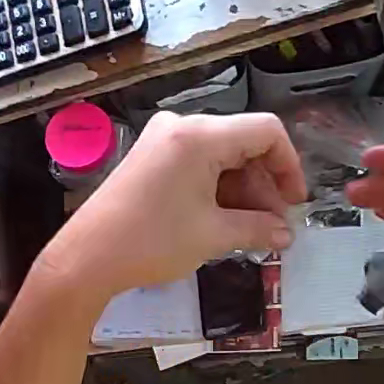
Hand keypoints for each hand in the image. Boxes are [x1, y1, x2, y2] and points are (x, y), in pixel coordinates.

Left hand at [37, 112, 307, 306]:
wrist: (88, 257)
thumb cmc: (153, 242)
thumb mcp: (213, 235)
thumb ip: (257, 228)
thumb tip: (286, 235)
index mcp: (200, 136)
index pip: (266, 132)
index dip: (289, 166)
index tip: (294, 203)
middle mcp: (182, 127)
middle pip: (243, 144)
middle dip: (264, 186)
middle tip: (274, 227)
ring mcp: (163, 140)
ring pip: (222, 157)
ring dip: (243, 192)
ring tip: (253, 231)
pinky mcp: (152, 158)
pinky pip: (198, 165)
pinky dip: (218, 190)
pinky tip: (226, 221)